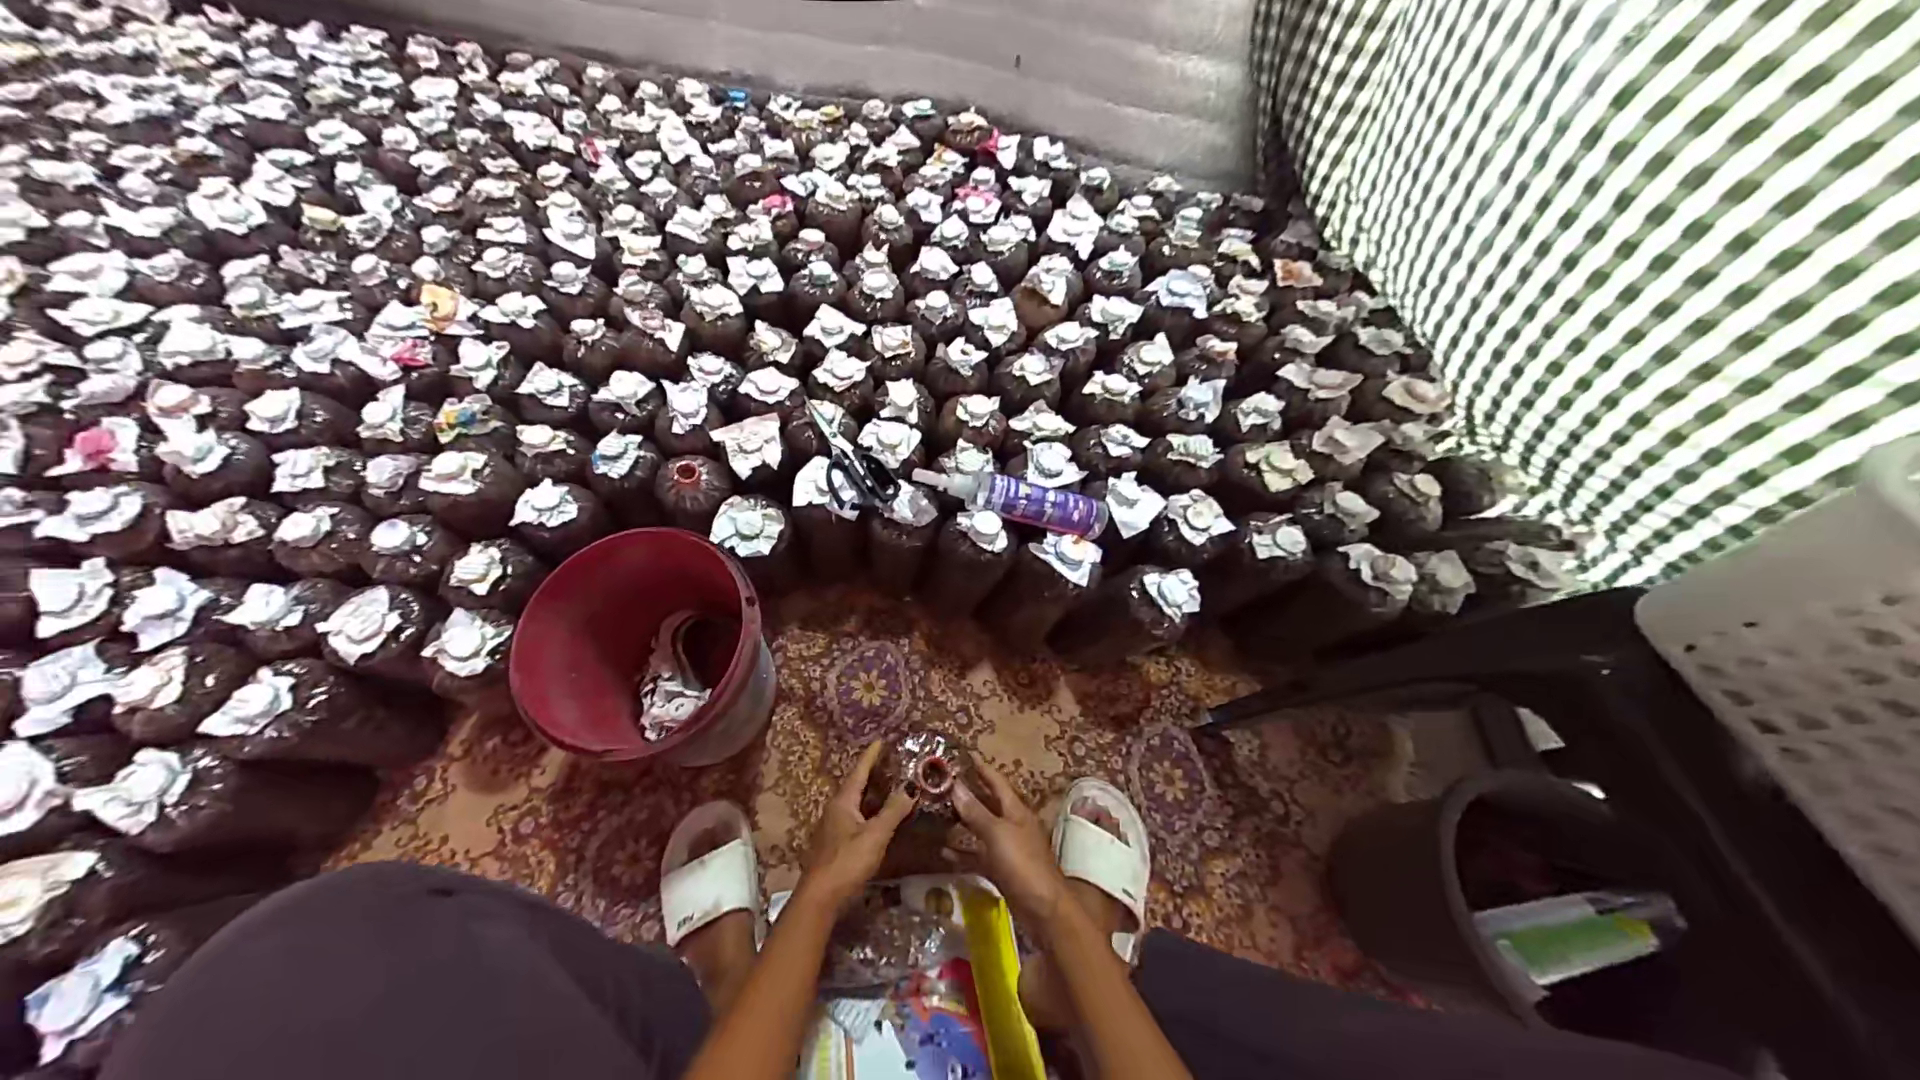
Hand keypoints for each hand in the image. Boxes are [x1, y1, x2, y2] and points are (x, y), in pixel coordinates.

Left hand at [798, 741, 916, 910]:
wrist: (820, 899)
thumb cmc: (847, 861)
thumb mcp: (875, 835)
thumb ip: (893, 811)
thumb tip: (910, 786)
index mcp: (843, 802)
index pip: (859, 772)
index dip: (871, 756)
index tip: (881, 741)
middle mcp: (835, 810)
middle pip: (855, 786)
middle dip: (871, 774)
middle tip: (888, 762)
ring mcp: (832, 829)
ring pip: (854, 804)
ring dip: (870, 794)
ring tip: (887, 787)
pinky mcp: (834, 845)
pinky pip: (854, 819)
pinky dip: (868, 812)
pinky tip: (877, 819)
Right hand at [948, 755, 1070, 927]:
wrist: (1043, 909)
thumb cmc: (1022, 863)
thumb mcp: (997, 833)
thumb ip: (976, 811)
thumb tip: (955, 786)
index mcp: (1016, 810)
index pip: (997, 782)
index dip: (981, 768)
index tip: (963, 755)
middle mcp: (1012, 824)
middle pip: (988, 803)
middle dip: (968, 792)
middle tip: (942, 783)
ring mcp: (1007, 848)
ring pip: (982, 828)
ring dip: (963, 821)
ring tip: (938, 812)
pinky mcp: (1001, 870)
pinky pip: (978, 855)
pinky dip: (963, 852)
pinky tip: (943, 851)